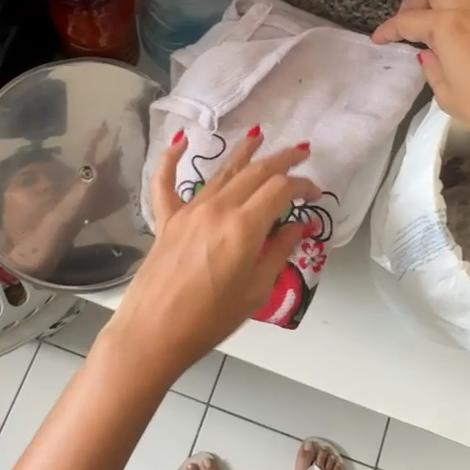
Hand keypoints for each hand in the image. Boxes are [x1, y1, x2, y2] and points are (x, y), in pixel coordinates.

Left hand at [101, 131, 318, 380]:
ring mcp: (189, 211)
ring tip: (260, 136)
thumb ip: (279, 252)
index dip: (303, 186)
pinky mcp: (167, 220)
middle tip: (301, 153)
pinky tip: (181, 140)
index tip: (315, 194)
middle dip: (282, 160)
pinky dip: (172, 158)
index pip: (281, 190)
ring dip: (244, 153)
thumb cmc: (211, 319)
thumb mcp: (256, 290)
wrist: (154, 333)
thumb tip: (299, 226)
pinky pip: (166, 182)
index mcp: (245, 226)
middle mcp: (218, 208)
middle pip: (256, 173)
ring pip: (222, 172)